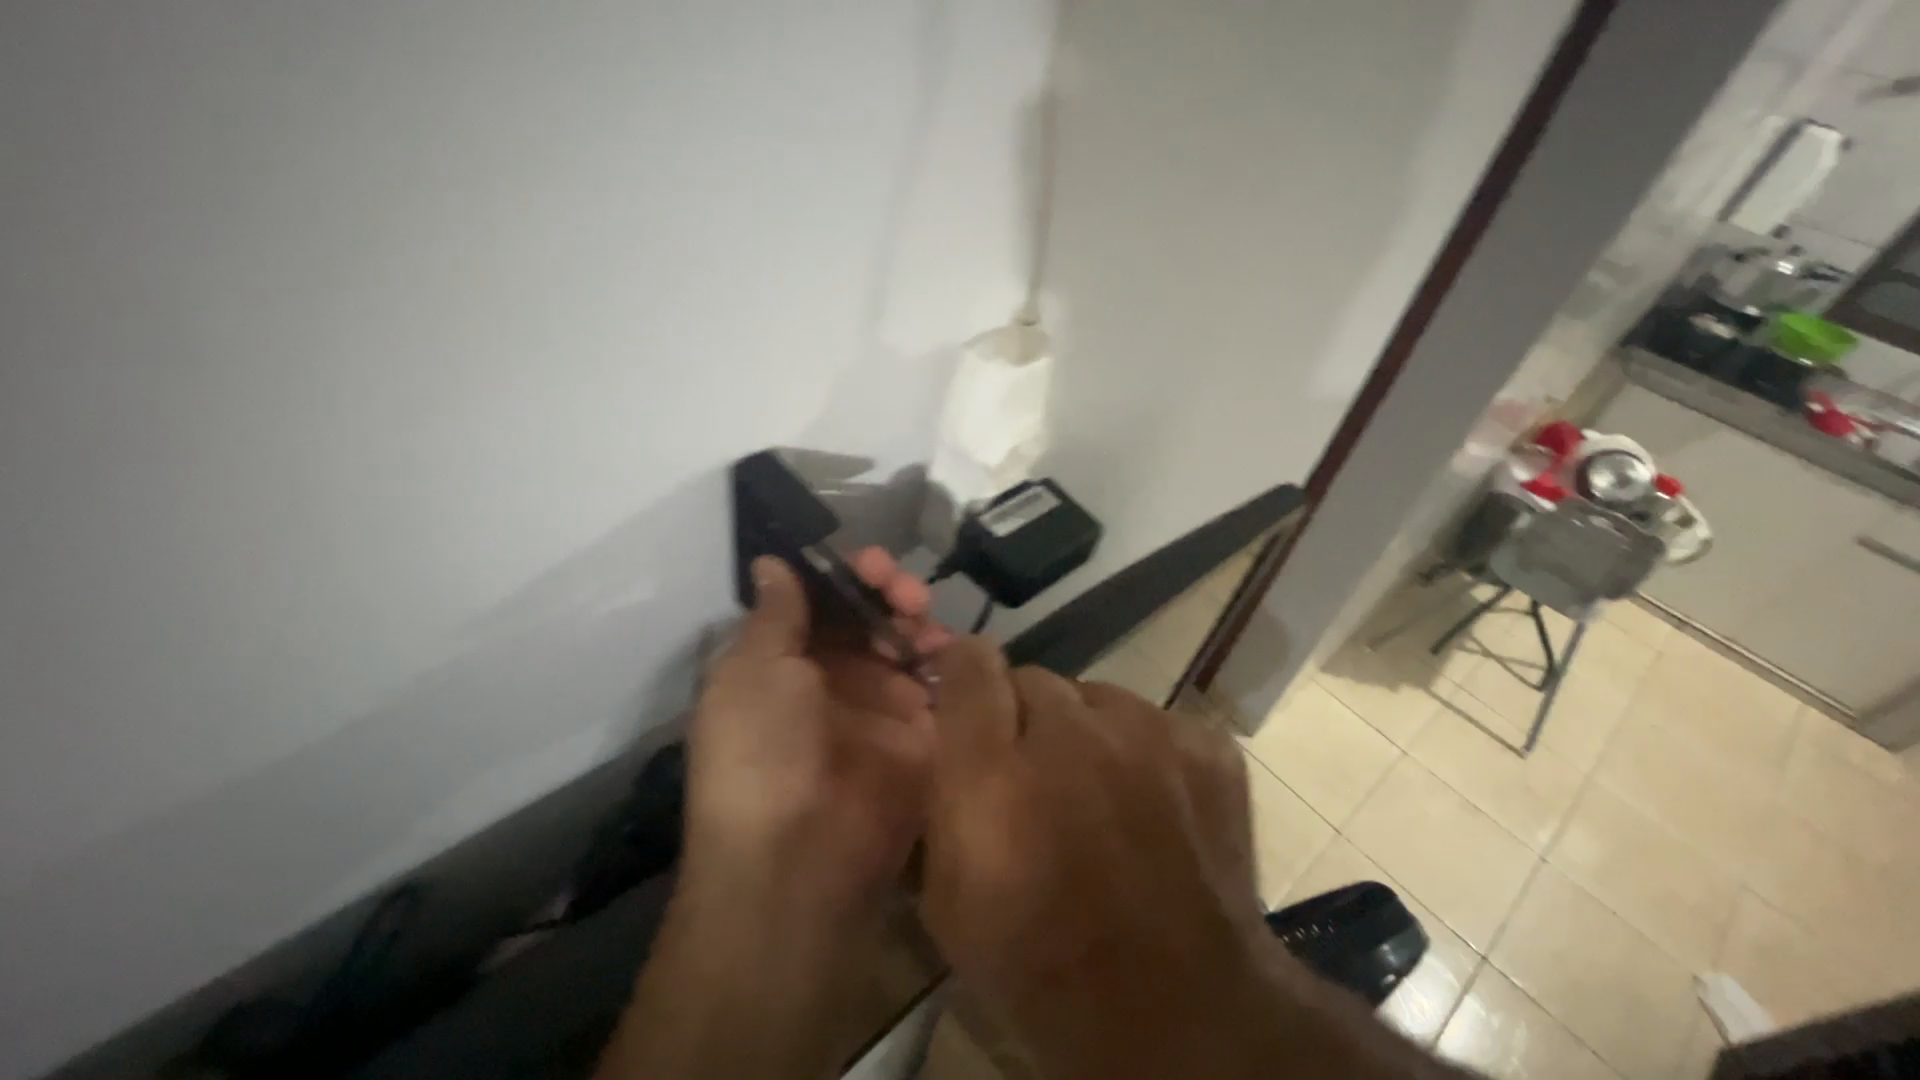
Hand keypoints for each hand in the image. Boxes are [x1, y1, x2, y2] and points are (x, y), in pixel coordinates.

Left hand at [597, 550, 948, 1079]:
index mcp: (783, 666)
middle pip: (871, 620)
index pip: (822, 604)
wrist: (801, 859)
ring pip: (910, 646)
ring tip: (924, 620)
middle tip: (904, 590)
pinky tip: (952, 649)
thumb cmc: (760, 752)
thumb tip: (772, 562)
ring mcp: (883, 712)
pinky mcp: (926, 740)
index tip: (867, 562)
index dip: (844, 576)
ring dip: (920, 621)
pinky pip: (944, 688)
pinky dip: (952, 661)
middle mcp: (834, 684)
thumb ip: (776, 615)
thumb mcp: (751, 673)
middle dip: (889, 592)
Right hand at [918, 641, 1265, 1049]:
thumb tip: (944, 740)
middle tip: (1037, 777)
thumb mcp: (946, 896)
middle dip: (1026, 720)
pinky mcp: (1207, 745)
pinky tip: (1155, 811)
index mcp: (994, 768)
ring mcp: (1149, 731)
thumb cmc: (1039, 964)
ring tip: (1102, 798)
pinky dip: (1149, 755)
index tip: (965, 700)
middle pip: (1036, 681)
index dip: (964, 675)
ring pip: (1099, 699)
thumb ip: (941, 797)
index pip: (970, 663)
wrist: (1177, 1010)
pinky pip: (1159, 723)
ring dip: (1088, 735)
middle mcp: (1071, 731)